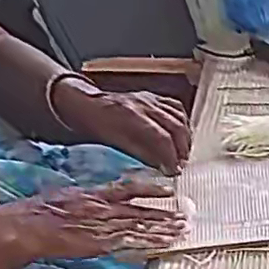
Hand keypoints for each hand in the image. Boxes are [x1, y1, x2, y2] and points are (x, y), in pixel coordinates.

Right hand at [9, 175, 183, 260]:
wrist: (26, 227)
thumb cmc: (40, 211)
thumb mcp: (67, 195)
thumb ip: (90, 197)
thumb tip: (103, 197)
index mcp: (95, 194)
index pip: (128, 188)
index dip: (150, 188)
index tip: (169, 189)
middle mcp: (104, 208)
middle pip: (141, 211)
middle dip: (166, 215)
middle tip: (186, 216)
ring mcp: (104, 227)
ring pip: (141, 227)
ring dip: (164, 230)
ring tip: (183, 231)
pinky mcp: (102, 244)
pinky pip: (132, 243)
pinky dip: (150, 243)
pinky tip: (165, 244)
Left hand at [52, 79, 190, 173]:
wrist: (84, 103)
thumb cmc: (94, 125)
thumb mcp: (114, 144)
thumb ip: (140, 154)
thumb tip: (161, 167)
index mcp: (130, 115)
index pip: (163, 139)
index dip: (171, 158)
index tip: (173, 171)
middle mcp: (143, 104)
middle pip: (176, 128)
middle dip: (182, 151)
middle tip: (180, 165)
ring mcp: (149, 99)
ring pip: (180, 119)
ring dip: (185, 140)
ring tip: (182, 154)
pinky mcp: (153, 97)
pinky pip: (177, 109)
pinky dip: (183, 125)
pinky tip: (180, 137)